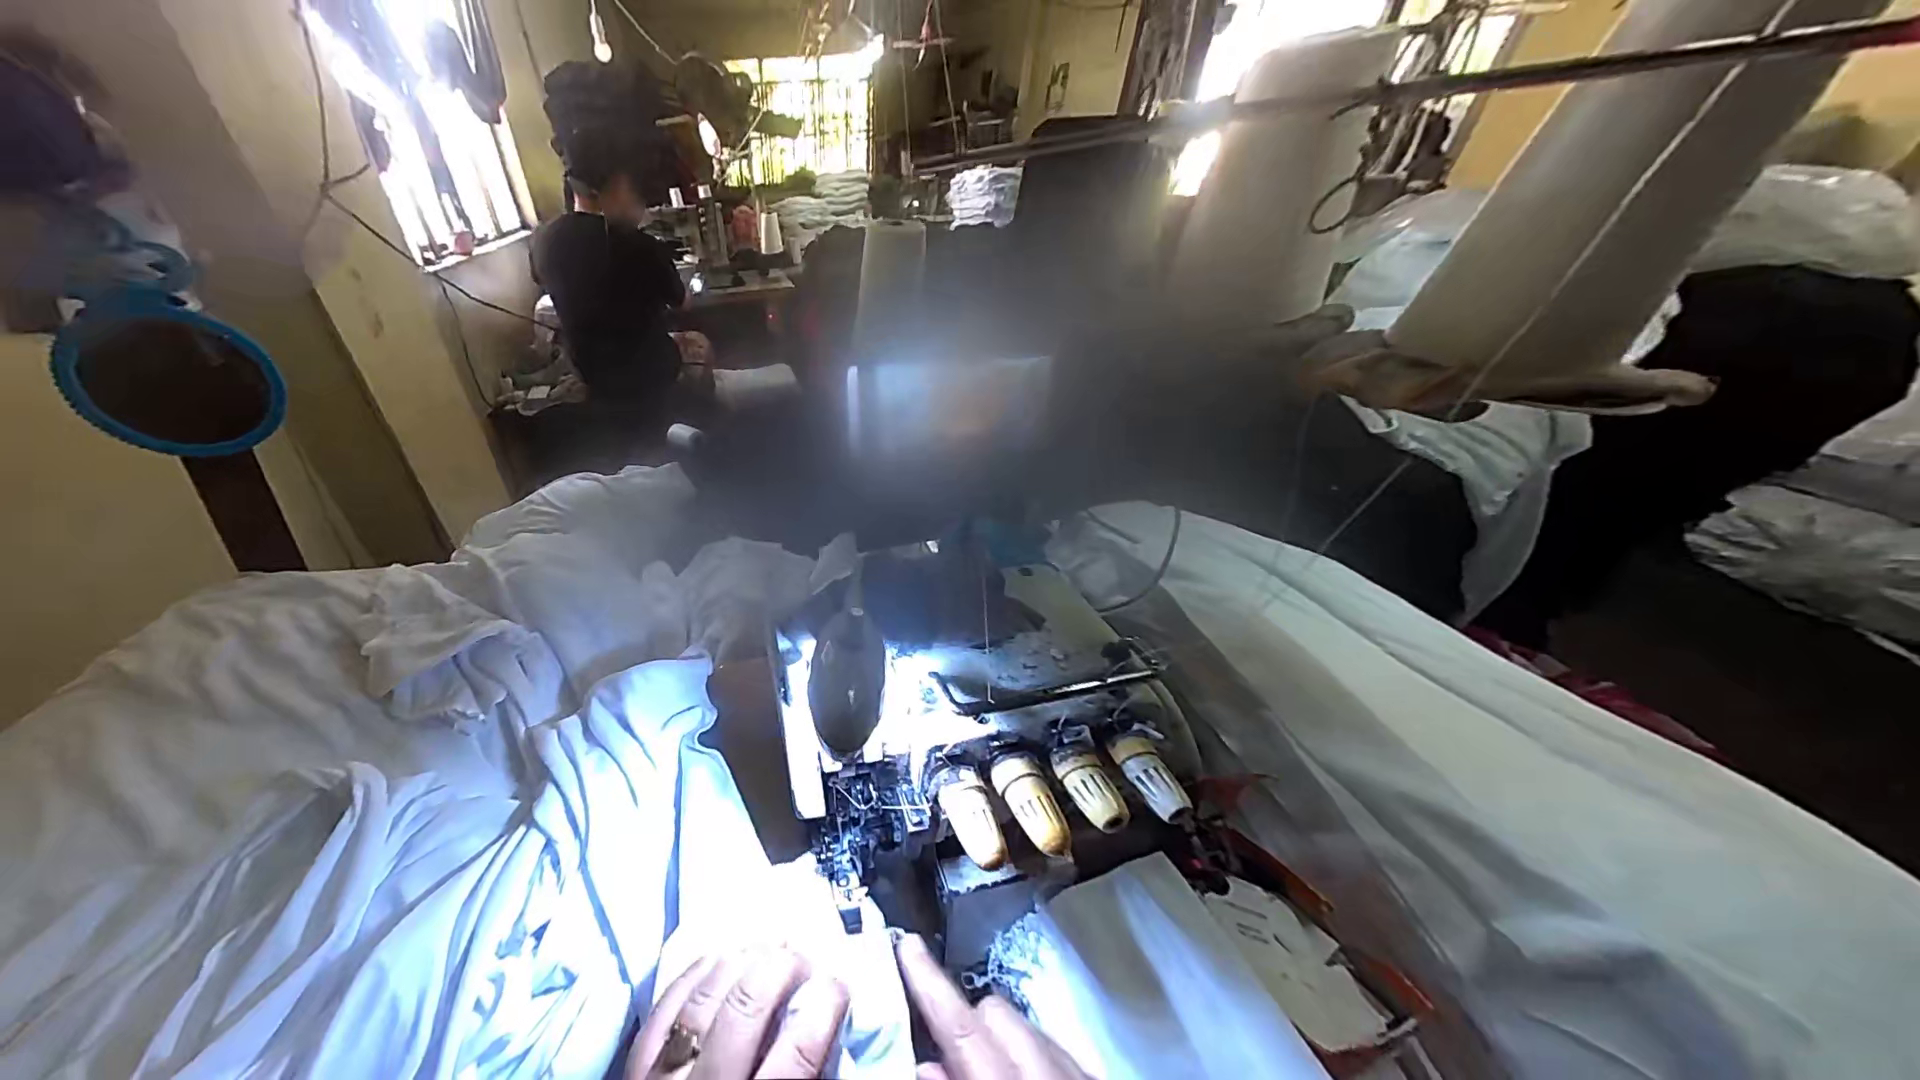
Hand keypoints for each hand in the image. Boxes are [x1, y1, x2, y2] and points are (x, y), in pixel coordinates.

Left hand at [627, 948, 850, 1079]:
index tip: (837, 985)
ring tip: (765, 950)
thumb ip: (804, 1079)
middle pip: (745, 1010)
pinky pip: (663, 1011)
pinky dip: (694, 976)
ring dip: (738, 963)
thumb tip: (826, 1020)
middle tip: (801, 959)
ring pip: (703, 1001)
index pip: (796, 1056)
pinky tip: (719, 959)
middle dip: (780, 968)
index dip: (824, 1006)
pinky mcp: (633, 1073)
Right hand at [895, 933, 1090, 1079]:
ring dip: (999, 1035)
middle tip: (943, 1045)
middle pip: (994, 1010)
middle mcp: (1046, 1063)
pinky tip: (1019, 1075)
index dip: (929, 982)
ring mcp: (1076, 1067)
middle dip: (967, 1018)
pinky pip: (1053, 1044)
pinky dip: (1030, 1051)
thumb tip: (925, 1064)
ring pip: (1025, 1023)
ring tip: (982, 1064)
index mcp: (1006, 1075)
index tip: (908, 943)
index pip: (962, 1022)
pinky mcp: (1090, 1074)